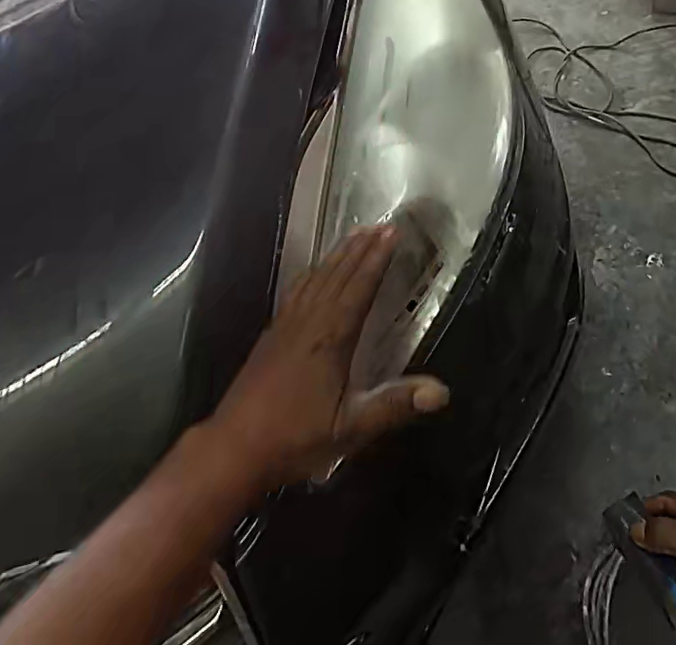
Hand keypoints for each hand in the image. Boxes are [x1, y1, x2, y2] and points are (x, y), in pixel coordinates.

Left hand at [207, 224, 450, 493]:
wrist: (233, 449)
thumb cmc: (295, 438)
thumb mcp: (350, 427)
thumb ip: (395, 406)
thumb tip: (442, 392)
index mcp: (331, 337)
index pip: (359, 288)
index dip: (377, 259)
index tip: (392, 233)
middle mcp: (310, 321)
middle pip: (339, 275)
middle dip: (362, 248)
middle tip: (381, 225)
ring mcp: (287, 325)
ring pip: (317, 278)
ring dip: (338, 254)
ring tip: (355, 235)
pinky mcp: (272, 333)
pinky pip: (297, 290)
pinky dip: (312, 273)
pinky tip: (315, 270)